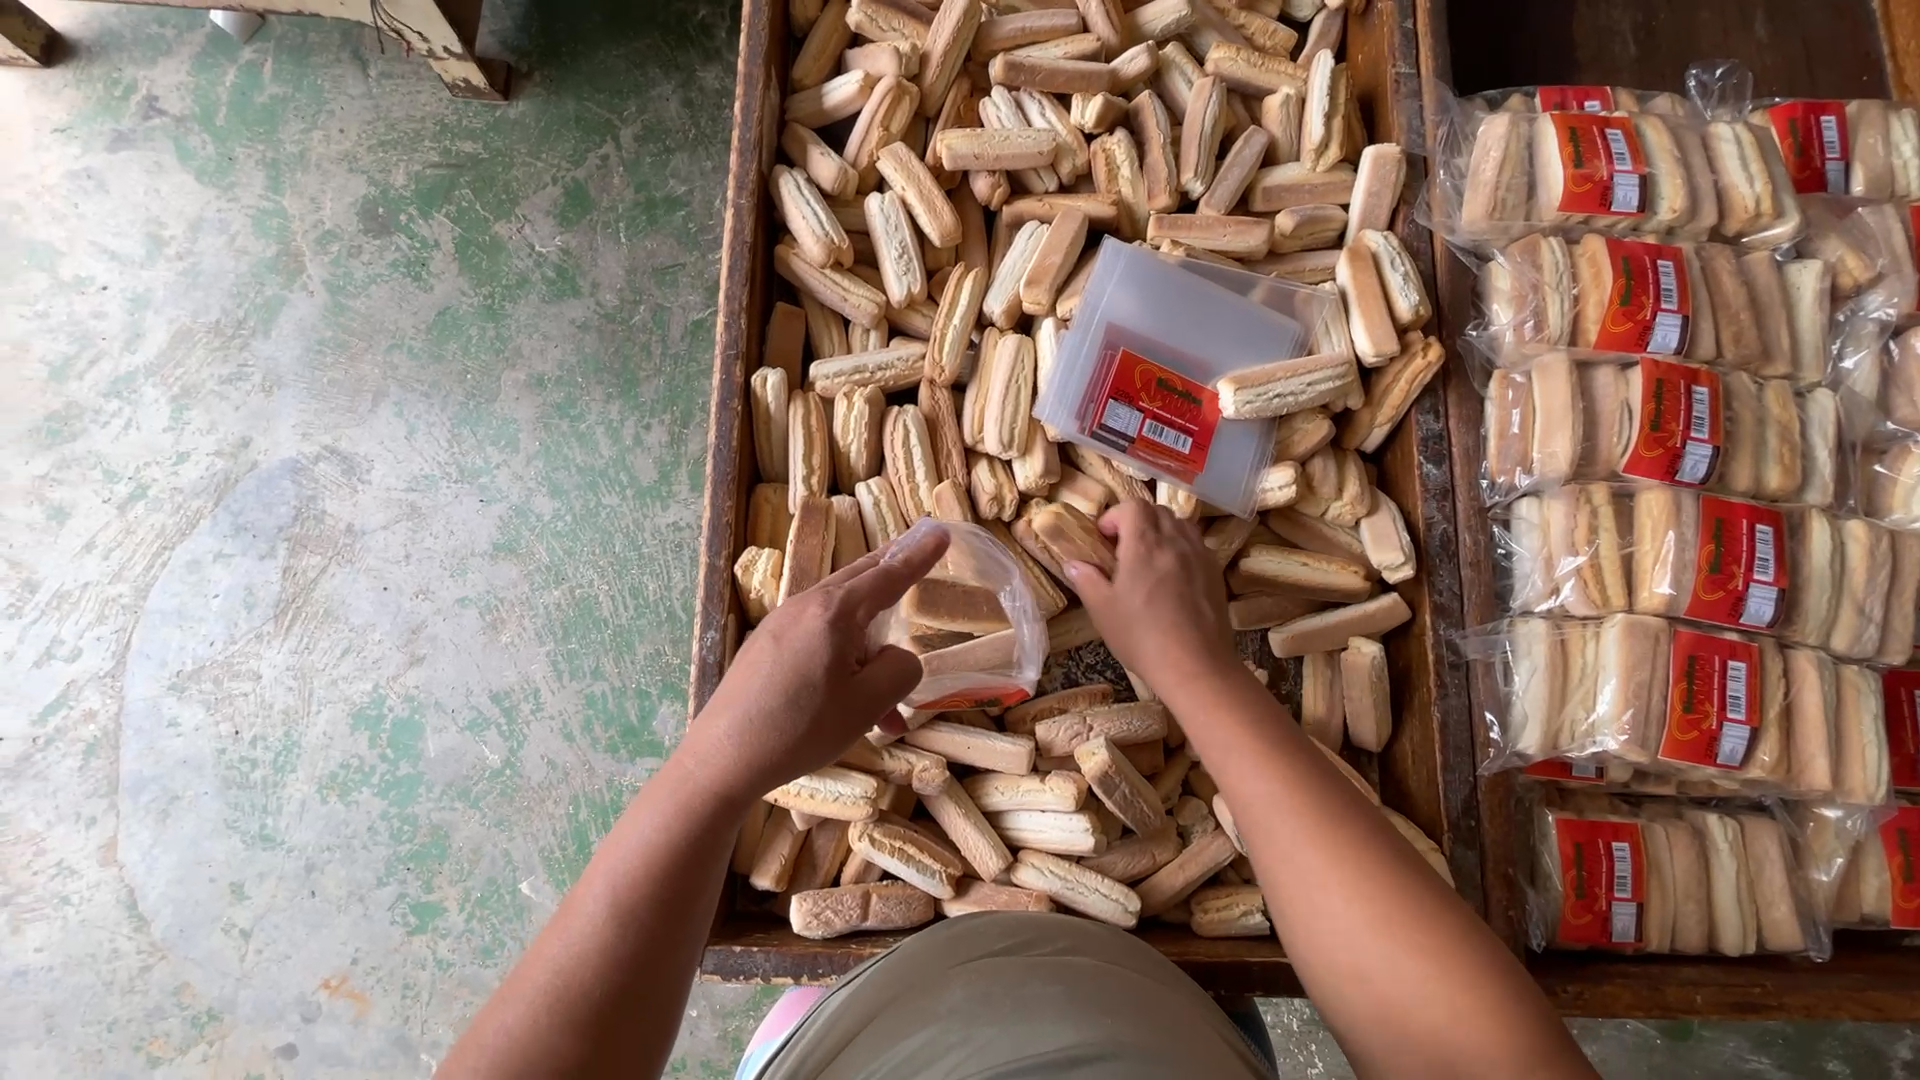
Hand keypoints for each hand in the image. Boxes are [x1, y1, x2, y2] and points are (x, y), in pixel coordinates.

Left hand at [683, 519, 951, 800]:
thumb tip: (896, 658)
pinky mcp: (765, 648)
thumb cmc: (801, 728)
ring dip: (868, 648)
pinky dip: (842, 663)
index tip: (940, 533)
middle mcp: (804, 607)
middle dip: (891, 573)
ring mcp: (779, 626)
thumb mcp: (867, 704)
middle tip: (917, 557)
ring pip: (838, 621)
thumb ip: (899, 670)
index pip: (888, 575)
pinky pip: (816, 641)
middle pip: (858, 581)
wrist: (722, 760)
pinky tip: (847, 710)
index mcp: (834, 612)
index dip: (918, 557)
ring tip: (885, 707)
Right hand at [1063, 500, 1237, 690]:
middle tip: (1123, 548)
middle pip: (1157, 510)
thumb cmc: (1142, 637)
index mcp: (1145, 544)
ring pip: (1180, 524)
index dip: (1115, 516)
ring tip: (1149, 559)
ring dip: (1161, 531)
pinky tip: (1172, 578)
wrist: (1196, 665)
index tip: (1103, 539)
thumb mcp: (1102, 610)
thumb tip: (1074, 564)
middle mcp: (1175, 541)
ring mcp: (1200, 555)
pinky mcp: (1216, 573)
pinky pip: (1197, 545)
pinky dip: (1181, 548)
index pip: (1133, 506)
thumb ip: (1086, 580)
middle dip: (1137, 521)